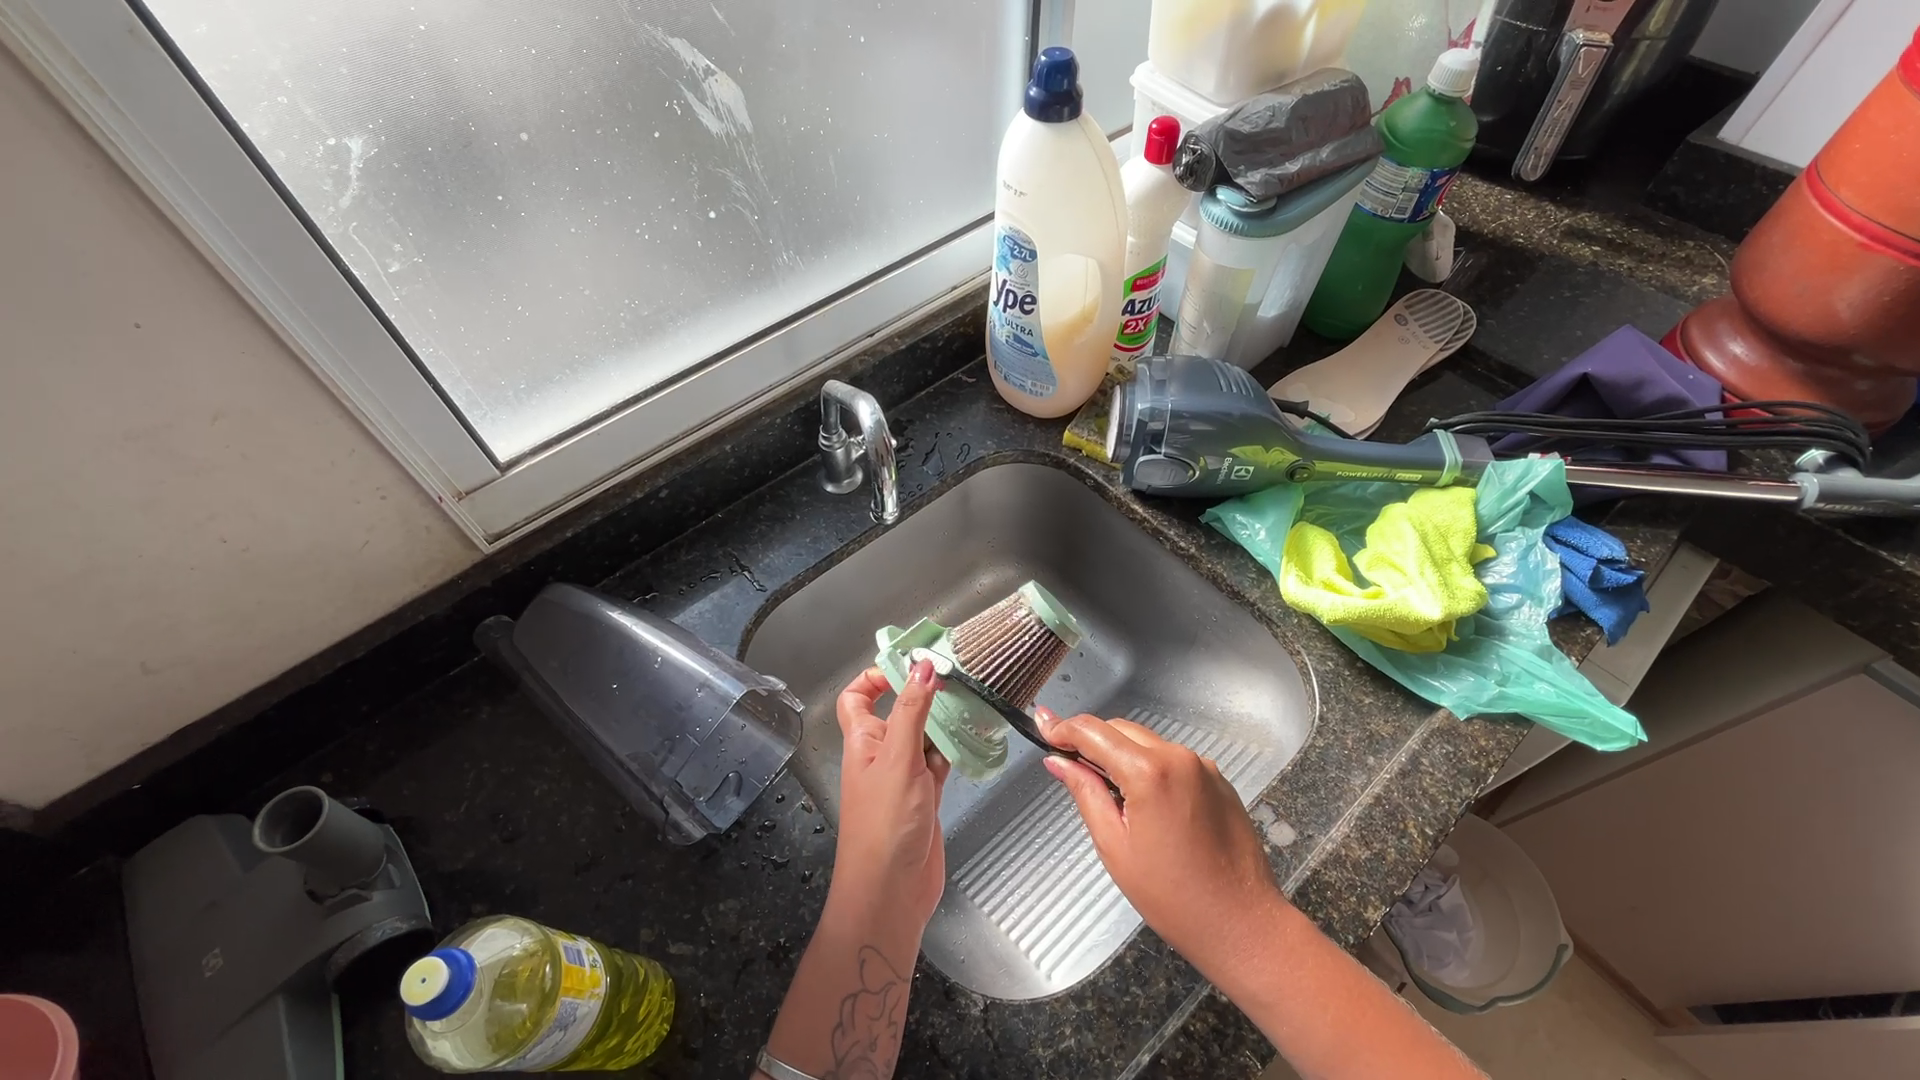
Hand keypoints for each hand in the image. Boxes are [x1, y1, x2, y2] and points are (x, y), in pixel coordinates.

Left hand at [829, 662, 952, 937]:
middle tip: (954, 676)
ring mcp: (904, 776)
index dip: (875, 676)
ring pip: (923, 735)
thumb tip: (922, 667)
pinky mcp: (925, 796)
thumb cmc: (883, 827)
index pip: (857, 697)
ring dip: (943, 721)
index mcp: (862, 742)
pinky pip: (939, 762)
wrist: (891, 893)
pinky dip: (954, 750)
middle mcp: (881, 755)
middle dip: (922, 694)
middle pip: (898, 711)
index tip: (908, 663)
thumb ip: (911, 711)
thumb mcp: (898, 759)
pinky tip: (972, 739)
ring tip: (970, 702)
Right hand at [1037, 709, 1288, 981]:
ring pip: (1147, 743)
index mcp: (1148, 771)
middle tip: (1067, 764)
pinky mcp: (1218, 780)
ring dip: (1121, 754)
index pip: (1094, 732)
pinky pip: (1173, 760)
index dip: (1062, 727)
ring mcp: (1203, 766)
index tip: (1041, 725)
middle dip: (1091, 741)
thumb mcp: (1114, 845)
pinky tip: (1145, 803)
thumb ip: (1084, 792)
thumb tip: (1057, 761)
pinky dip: (1150, 768)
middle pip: (1121, 730)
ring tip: (1107, 791)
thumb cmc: (1171, 895)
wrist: (1242, 923)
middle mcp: (1178, 757)